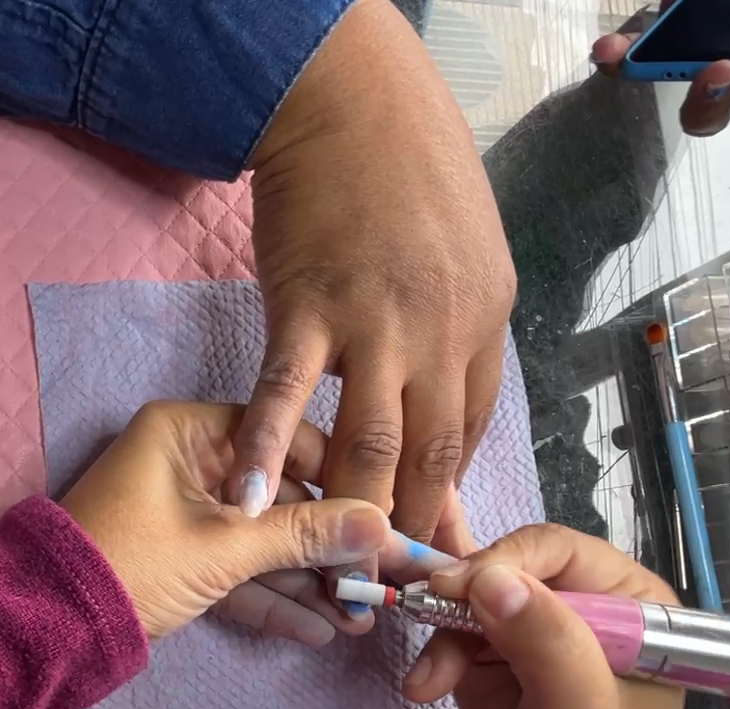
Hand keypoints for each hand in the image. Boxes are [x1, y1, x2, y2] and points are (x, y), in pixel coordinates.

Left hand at [62, 401, 388, 638]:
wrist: (51, 626)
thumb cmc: (134, 561)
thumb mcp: (222, 546)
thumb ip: (304, 534)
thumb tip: (381, 526)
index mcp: (187, 433)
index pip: (280, 438)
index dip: (336, 476)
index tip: (381, 512)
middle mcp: (187, 464)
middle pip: (274, 498)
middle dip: (323, 547)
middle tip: (375, 581)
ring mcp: (182, 514)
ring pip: (256, 541)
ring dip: (302, 581)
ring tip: (358, 618)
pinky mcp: (177, 559)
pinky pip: (231, 571)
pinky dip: (267, 598)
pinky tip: (316, 629)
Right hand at [231, 0, 515, 556]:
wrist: (353, 105)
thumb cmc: (409, 179)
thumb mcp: (467, 257)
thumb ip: (457, 335)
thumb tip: (438, 403)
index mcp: (482, 322)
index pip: (467, 434)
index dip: (448, 497)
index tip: (428, 544)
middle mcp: (440, 332)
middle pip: (428, 454)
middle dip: (409, 525)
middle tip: (386, 583)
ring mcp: (373, 322)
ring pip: (368, 439)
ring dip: (347, 510)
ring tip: (328, 563)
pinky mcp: (307, 309)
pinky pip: (286, 393)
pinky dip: (265, 450)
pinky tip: (247, 501)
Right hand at [405, 525, 684, 708]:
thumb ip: (544, 642)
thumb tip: (489, 577)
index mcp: (630, 608)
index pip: (561, 551)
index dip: (507, 558)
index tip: (458, 587)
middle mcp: (580, 610)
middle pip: (507, 566)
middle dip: (464, 591)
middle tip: (426, 610)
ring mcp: (530, 635)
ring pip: (470, 598)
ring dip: (441, 631)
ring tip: (429, 680)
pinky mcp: (490, 662)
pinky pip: (450, 634)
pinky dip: (432, 658)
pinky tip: (424, 690)